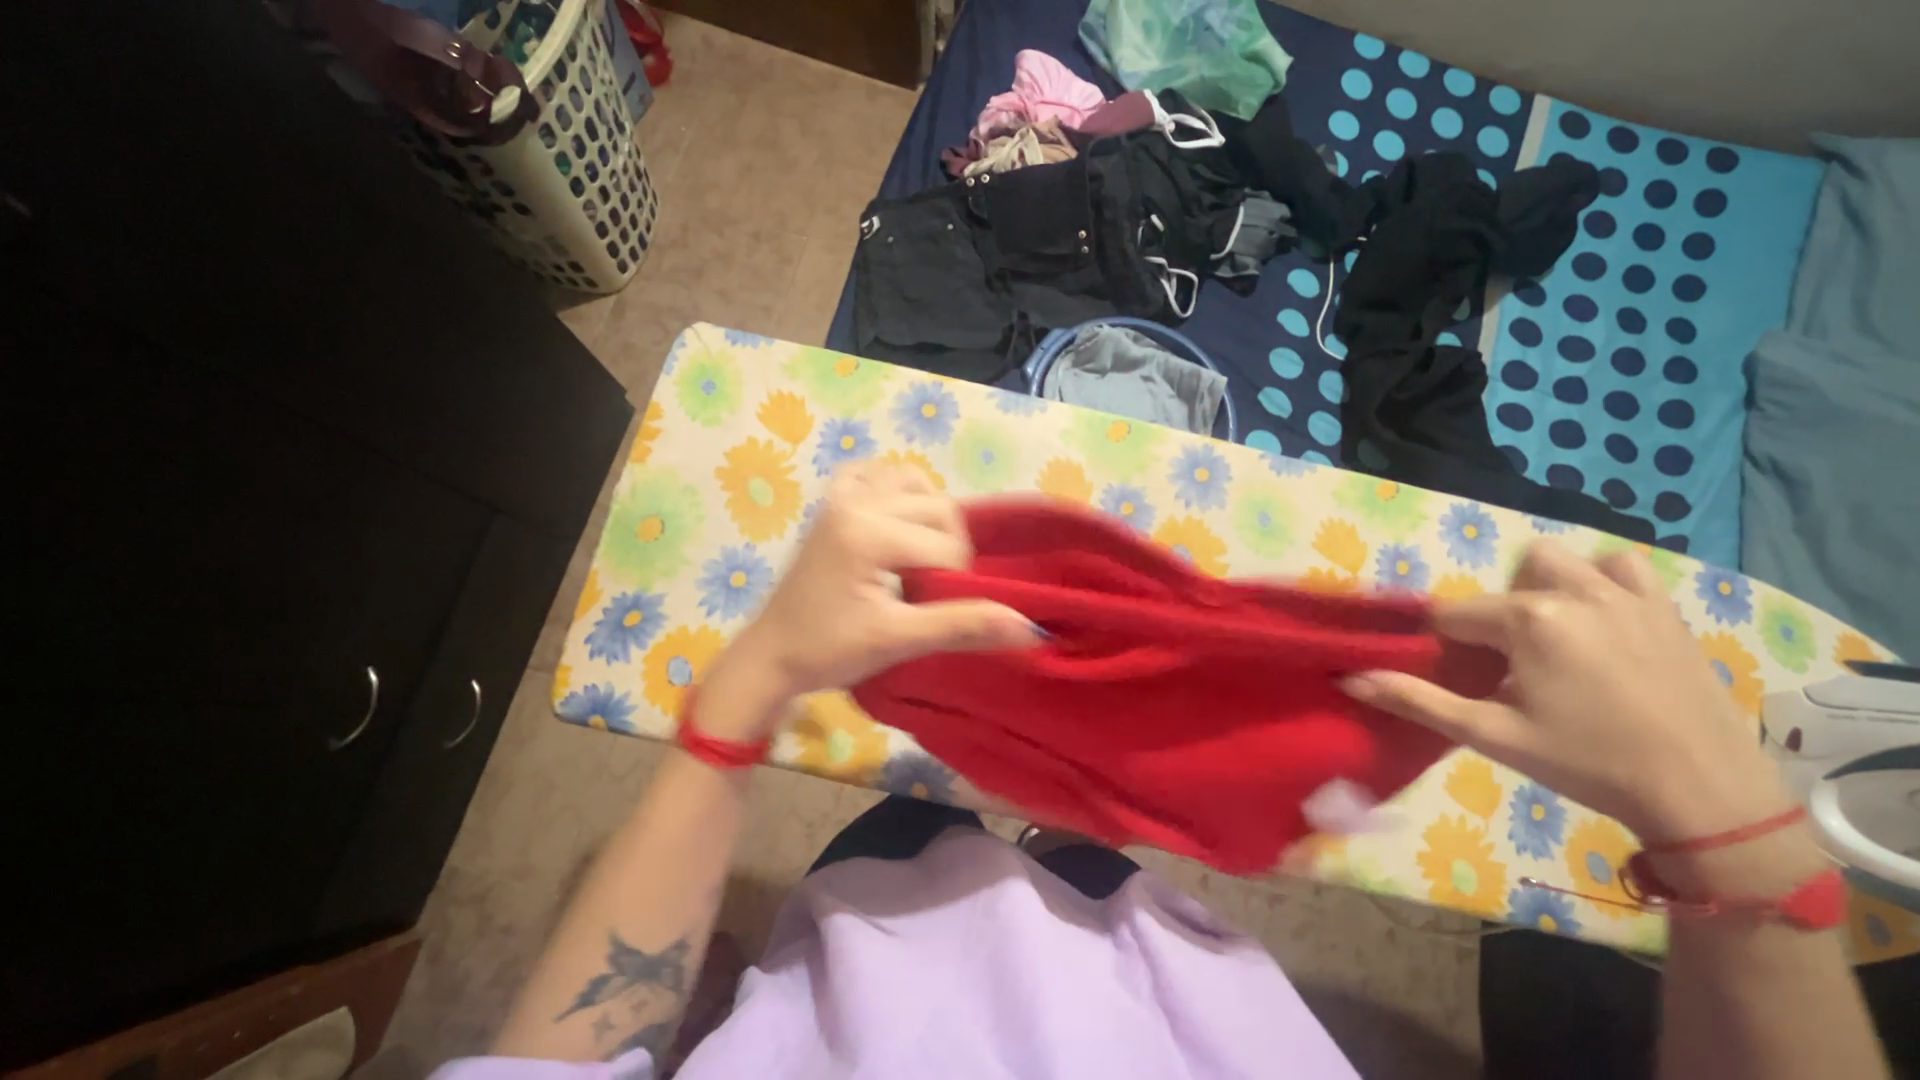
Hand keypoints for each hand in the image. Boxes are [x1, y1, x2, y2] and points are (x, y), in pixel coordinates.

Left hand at [698, 463, 1040, 739]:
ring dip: (927, 513)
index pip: (946, 544)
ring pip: (912, 481)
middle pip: (937, 507)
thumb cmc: (830, 651)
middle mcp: (854, 500)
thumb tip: (1031, 628)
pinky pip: (873, 473)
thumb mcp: (898, 641)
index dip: (955, 580)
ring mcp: (839, 496)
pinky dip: (893, 490)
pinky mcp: (830, 502)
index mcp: (868, 532)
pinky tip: (895, 521)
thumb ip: (962, 625)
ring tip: (918, 556)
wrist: (771, 656)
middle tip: (927, 589)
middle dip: (946, 547)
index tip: (930, 611)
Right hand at [1341, 540, 1792, 846]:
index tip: (1463, 679)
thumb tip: (1349, 677)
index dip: (1445, 646)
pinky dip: (1602, 580)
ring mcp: (1626, 594)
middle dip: (1494, 616)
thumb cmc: (1586, 763)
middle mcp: (1573, 592)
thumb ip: (1416, 699)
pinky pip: (1622, 567)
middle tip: (1508, 665)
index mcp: (1527, 620)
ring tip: (1551, 636)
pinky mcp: (1665, 607)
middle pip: (1504, 582)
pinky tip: (1600, 619)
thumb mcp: (1490, 734)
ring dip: (1543, 587)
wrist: (1703, 792)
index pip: (1454, 615)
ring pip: (1559, 562)